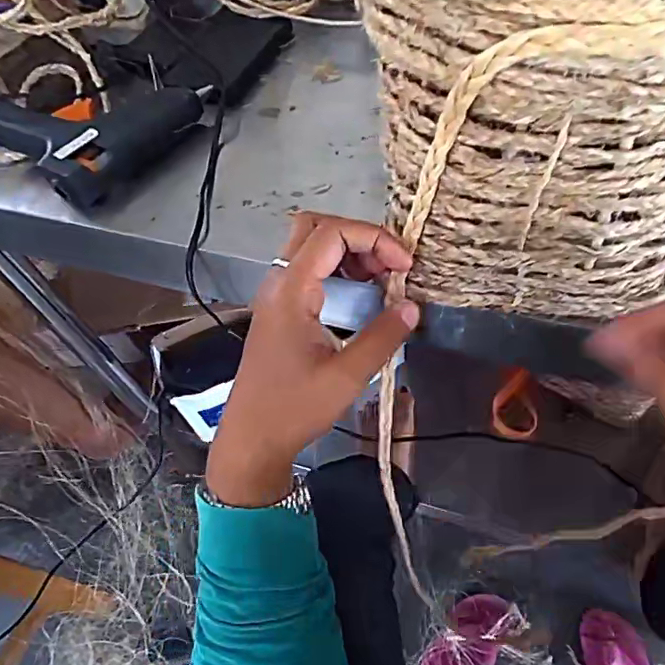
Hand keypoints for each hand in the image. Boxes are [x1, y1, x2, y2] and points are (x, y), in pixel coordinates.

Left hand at [205, 213, 419, 506]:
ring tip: (384, 278)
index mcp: (291, 290)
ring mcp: (276, 295)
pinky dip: (338, 270)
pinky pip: (308, 270)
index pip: (332, 234)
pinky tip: (363, 294)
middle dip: (360, 237)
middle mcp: (278, 283)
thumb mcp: (346, 376)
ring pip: (310, 247)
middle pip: (316, 228)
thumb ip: (382, 337)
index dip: (374, 239)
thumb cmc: (294, 409)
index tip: (405, 266)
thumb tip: (412, 307)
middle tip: (392, 265)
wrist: (252, 437)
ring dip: (350, 252)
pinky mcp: (279, 310)